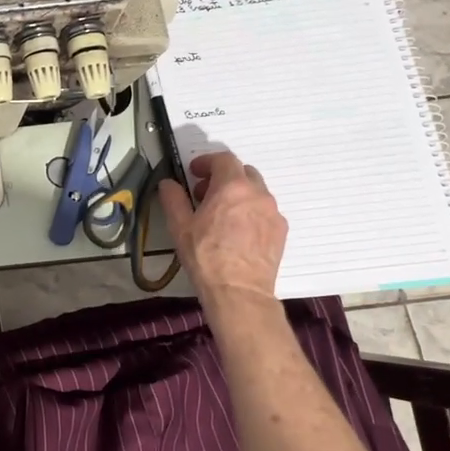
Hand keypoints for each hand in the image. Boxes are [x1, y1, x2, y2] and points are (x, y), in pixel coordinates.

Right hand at [157, 149, 287, 308]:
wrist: (239, 290)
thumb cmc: (205, 255)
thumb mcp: (180, 226)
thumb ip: (173, 198)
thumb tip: (168, 183)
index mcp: (232, 187)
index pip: (223, 159)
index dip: (206, 162)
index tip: (193, 173)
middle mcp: (258, 194)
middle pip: (243, 172)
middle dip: (223, 177)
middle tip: (204, 194)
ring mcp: (273, 212)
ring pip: (256, 191)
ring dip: (237, 194)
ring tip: (221, 214)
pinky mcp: (281, 230)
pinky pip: (265, 210)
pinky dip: (250, 210)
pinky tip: (237, 231)